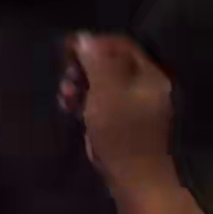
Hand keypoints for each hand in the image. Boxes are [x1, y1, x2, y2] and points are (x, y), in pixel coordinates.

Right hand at [74, 34, 175, 187]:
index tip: (68, 49)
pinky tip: (67, 106)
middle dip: (82, 66)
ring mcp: (129, 102)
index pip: (121, 45)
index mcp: (148, 76)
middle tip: (66, 75)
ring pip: (98, 80)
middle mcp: (141, 85)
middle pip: (107, 61)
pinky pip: (95, 98)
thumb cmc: (121, 132)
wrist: (132, 177)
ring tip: (64, 94)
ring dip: (77, 83)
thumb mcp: (107, 93)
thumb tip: (83, 37)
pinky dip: (80, 98)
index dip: (94, 43)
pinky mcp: (115, 117)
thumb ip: (96, 63)